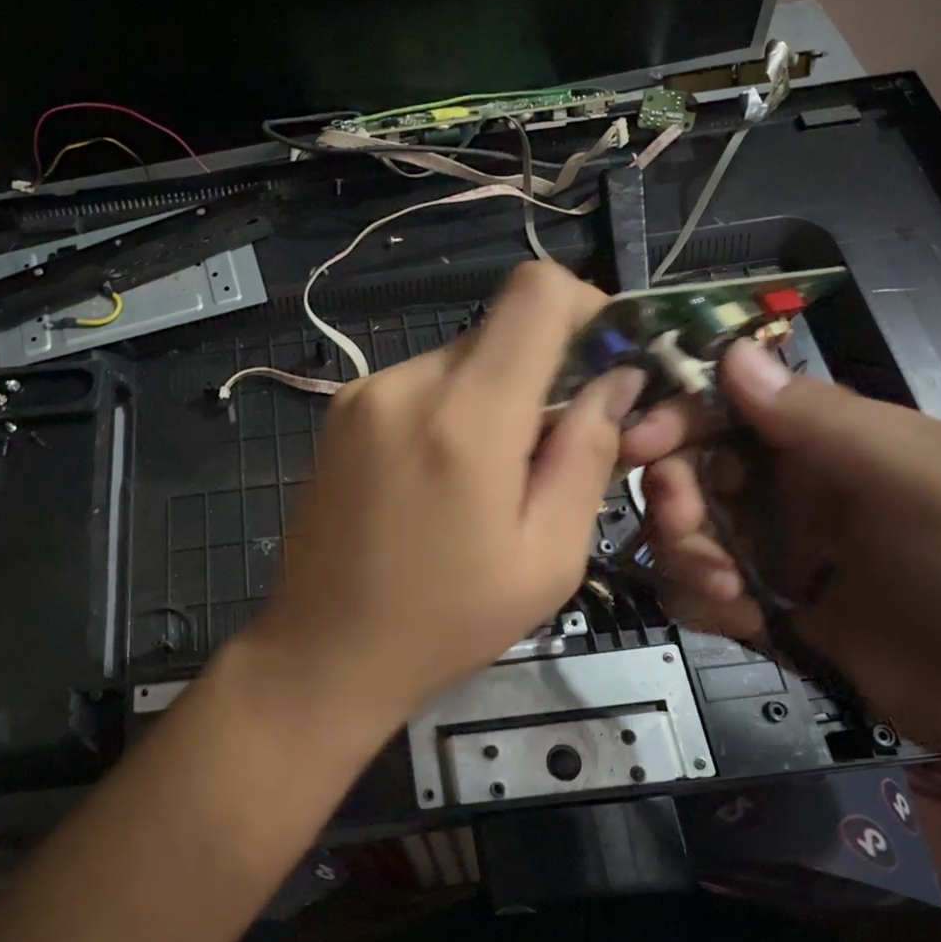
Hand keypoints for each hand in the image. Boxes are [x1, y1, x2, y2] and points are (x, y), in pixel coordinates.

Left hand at [245, 262, 647, 720]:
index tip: (603, 368)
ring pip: (461, 360)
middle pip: (501, 330)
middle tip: (551, 454)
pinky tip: (444, 481)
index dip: (587, 309)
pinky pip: (420, 385)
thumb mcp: (547, 556)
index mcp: (464, 416)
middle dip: (543, 374)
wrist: (325, 650)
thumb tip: (615, 382)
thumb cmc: (446, 621)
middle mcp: (405, 383)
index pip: (536, 291)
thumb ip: (587, 454)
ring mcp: (363, 394)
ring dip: (494, 400)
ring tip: (488, 482)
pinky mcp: (340, 412)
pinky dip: (451, 412)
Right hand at [623, 339, 940, 755]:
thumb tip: (732, 356)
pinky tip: (742, 622)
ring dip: (688, 556)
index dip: (679, 416)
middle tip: (688, 535)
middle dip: (676, 498)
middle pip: (698, 470)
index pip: (736, 406)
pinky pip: (707, 590)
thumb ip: (827, 423)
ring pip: (692, 532)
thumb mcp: (930, 485)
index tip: (638, 446)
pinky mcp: (779, 611)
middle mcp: (804, 489)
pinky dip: (705, 601)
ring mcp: (788, 552)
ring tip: (730, 596)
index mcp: (842, 441)